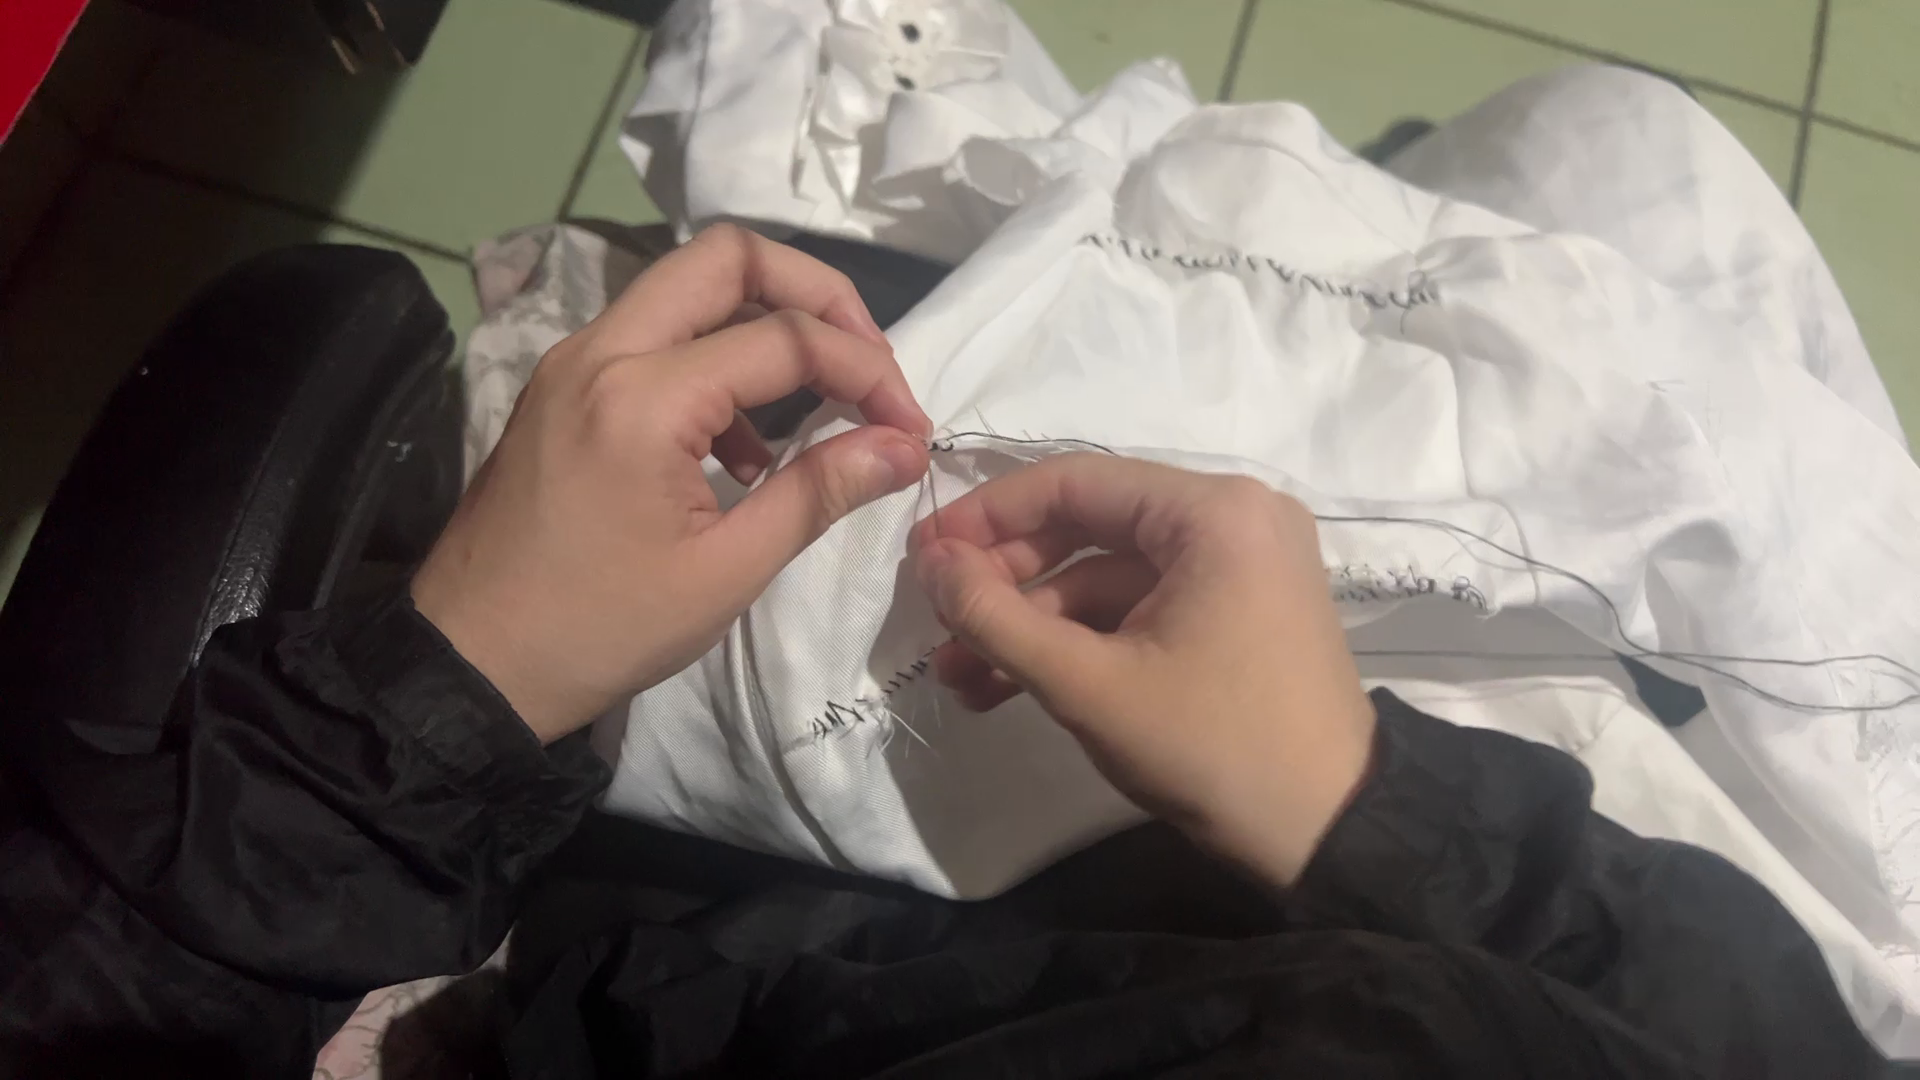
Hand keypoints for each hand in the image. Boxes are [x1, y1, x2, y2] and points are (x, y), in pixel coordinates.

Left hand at [413, 225, 931, 741]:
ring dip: (771, 323)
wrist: (470, 664)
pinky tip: (746, 449)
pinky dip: (723, 363)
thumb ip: (820, 493)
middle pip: (729, 257)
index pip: (786, 340)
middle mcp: (603, 350)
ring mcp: (577, 362)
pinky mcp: (569, 387)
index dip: (869, 374)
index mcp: (644, 397)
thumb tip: (904, 448)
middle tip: (870, 361)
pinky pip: (660, 338)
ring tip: (822, 400)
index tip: (910, 429)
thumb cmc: (603, 629)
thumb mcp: (728, 570)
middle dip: (820, 297)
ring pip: (691, 288)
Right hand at [908, 454, 1374, 886]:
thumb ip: (994, 616)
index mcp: (1212, 512)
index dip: (988, 514)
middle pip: (1086, 527)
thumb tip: (928, 562)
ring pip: (1102, 576)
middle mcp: (1229, 518)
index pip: (1074, 482)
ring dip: (1030, 623)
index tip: (924, 553)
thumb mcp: (1087, 684)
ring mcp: (1231, 565)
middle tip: (940, 621)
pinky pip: (1133, 607)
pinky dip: (1076, 640)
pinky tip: (1009, 685)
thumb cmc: (1211, 749)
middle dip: (1005, 581)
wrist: (1329, 842)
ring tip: (960, 674)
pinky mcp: (1226, 609)